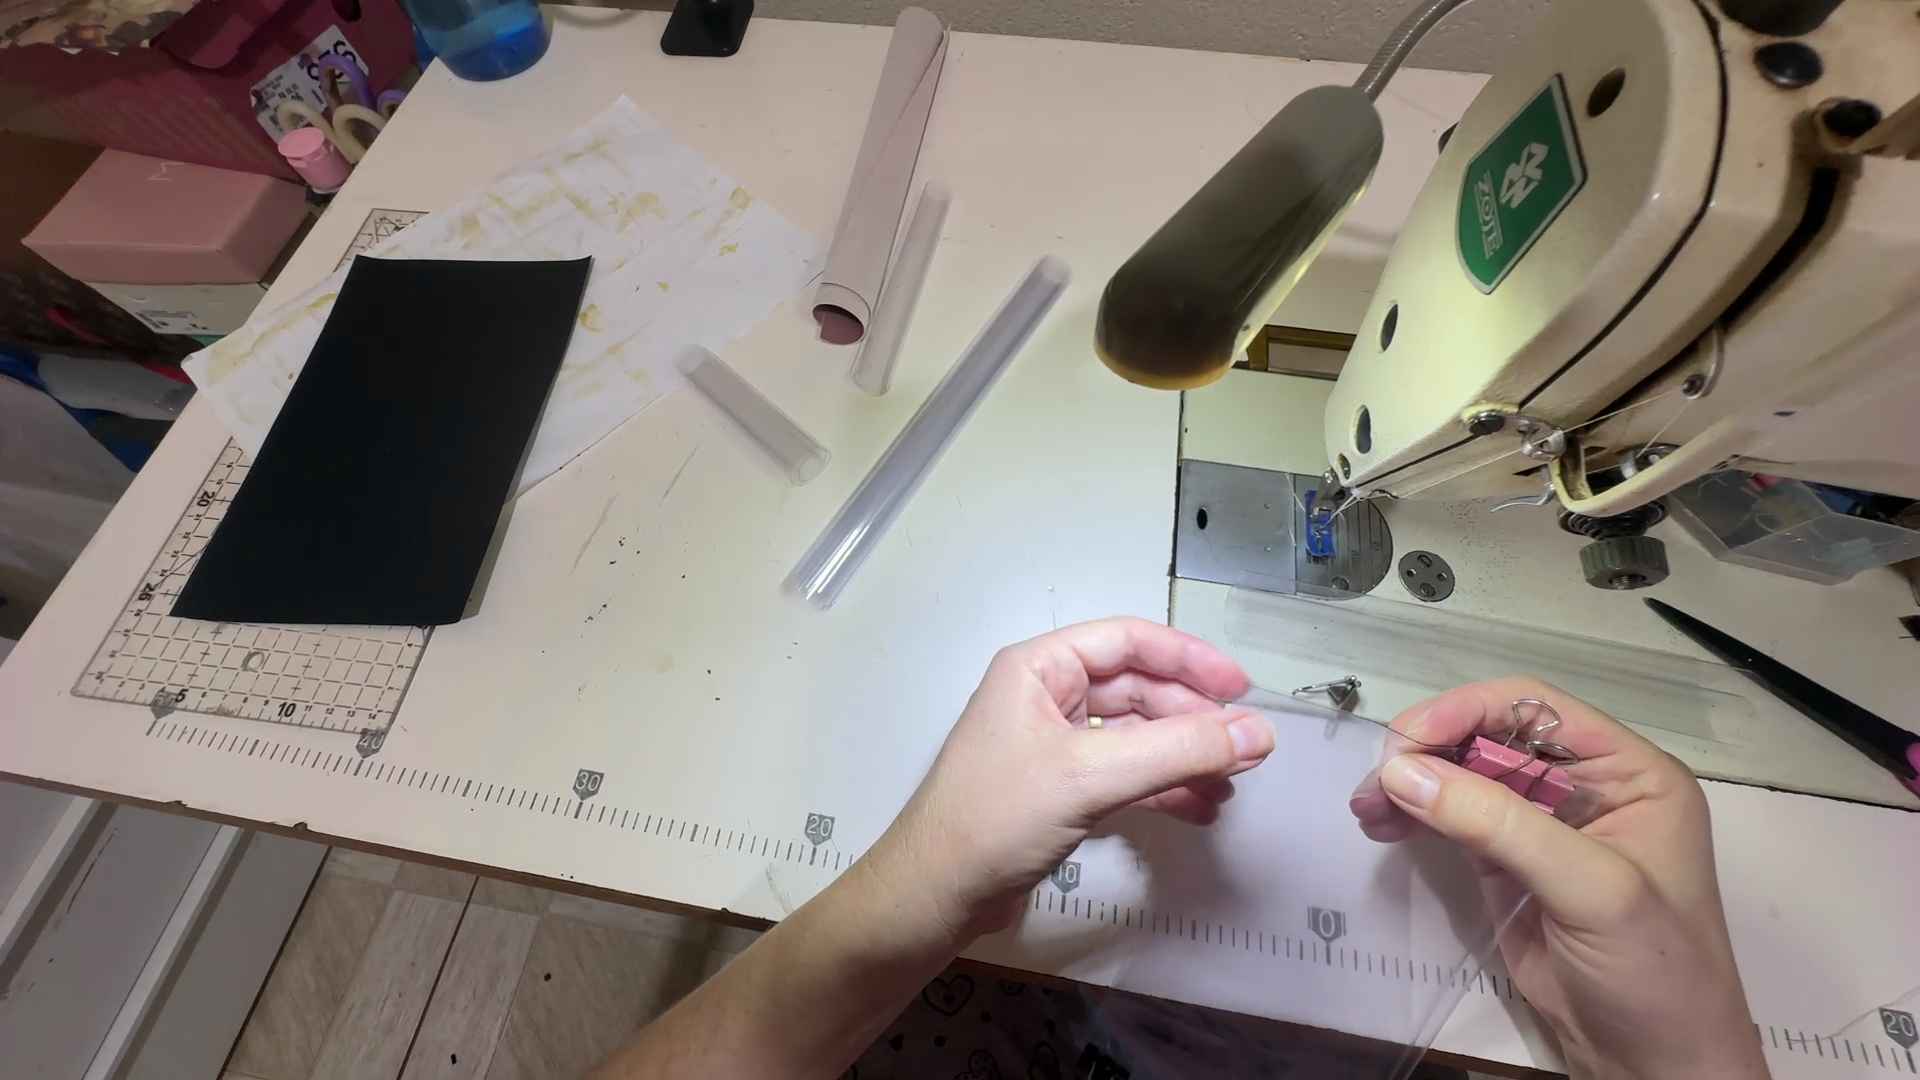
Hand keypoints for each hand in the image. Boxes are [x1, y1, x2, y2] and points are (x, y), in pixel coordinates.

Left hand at [864, 617, 1275, 944]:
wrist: (937, 893)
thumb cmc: (998, 817)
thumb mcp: (1091, 776)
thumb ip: (1177, 751)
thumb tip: (1258, 732)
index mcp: (1041, 666)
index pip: (1127, 640)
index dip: (1188, 657)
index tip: (1242, 688)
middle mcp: (1047, 694)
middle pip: (1135, 687)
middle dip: (1190, 716)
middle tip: (1246, 747)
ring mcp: (1054, 740)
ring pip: (1134, 733)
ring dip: (1182, 755)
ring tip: (1230, 783)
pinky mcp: (1060, 784)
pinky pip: (1123, 771)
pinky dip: (1161, 786)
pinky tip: (1197, 808)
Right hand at [1349, 679, 1767, 1079]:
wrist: (1650, 1067)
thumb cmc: (1656, 975)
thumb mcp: (1592, 891)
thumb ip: (1498, 824)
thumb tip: (1399, 772)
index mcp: (1623, 771)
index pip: (1529, 706)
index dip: (1463, 711)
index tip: (1406, 743)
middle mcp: (1575, 781)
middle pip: (1479, 732)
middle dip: (1422, 750)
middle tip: (1376, 782)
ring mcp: (1532, 816)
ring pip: (1451, 768)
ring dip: (1402, 781)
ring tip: (1365, 809)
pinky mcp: (1497, 849)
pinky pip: (1440, 808)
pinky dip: (1403, 810)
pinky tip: (1379, 825)